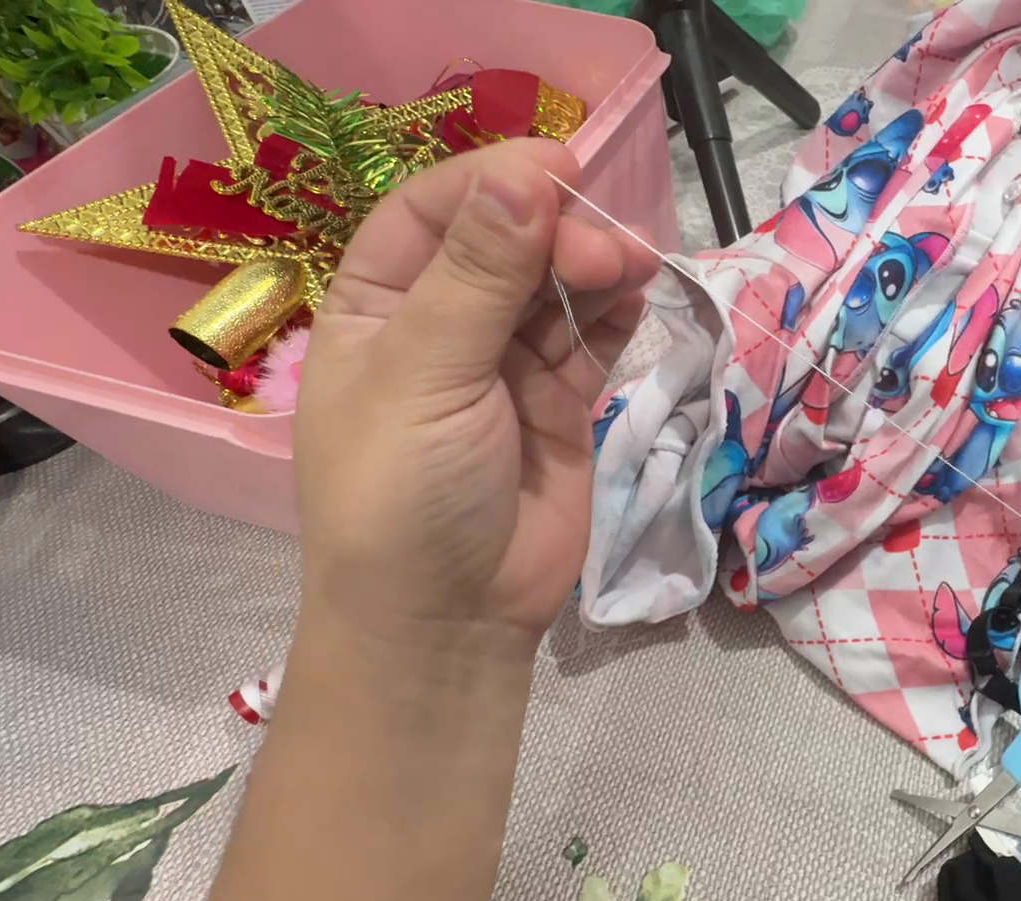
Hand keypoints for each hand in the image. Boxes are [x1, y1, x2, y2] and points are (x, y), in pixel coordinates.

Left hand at [297, 138, 657, 657]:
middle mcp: (446, 327)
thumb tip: (523, 174)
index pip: (435, 215)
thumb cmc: (406, 493)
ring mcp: (510, 369)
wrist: (455, 614)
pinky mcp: (563, 406)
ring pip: (559, 294)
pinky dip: (617, 317)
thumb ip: (479, 279)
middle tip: (606, 250)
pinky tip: (641, 297)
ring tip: (637, 266)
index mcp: (379, 307)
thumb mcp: (429, 377)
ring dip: (598, 271)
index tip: (560, 167)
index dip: (494, 183)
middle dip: (557, 235)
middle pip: (508, 248)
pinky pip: (593, 344)